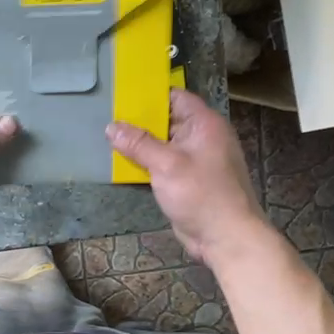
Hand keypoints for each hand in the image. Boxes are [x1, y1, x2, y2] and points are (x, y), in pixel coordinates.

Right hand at [106, 88, 270, 266]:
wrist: (226, 237)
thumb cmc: (201, 194)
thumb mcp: (166, 165)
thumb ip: (138, 144)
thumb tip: (111, 127)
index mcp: (204, 125)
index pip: (176, 98)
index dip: (150, 96)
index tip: (121, 97)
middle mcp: (202, 138)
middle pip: (167, 121)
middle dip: (139, 122)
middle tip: (107, 119)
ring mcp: (196, 161)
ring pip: (163, 146)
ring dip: (140, 146)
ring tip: (108, 141)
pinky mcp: (188, 182)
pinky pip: (164, 166)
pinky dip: (146, 165)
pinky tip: (123, 166)